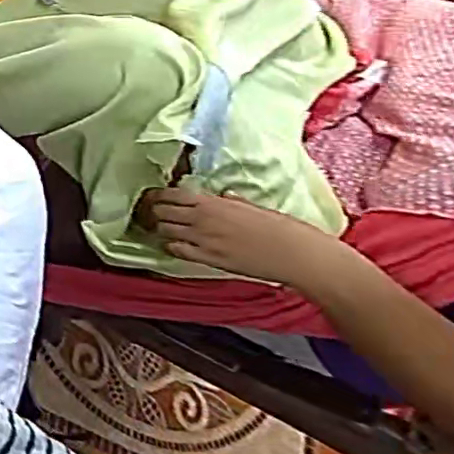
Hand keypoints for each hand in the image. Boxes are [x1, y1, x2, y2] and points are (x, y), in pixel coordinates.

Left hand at [136, 188, 366, 293]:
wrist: (301, 257)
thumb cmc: (285, 229)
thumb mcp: (255, 207)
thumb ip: (233, 201)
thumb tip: (225, 195)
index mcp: (212, 202)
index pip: (170, 194)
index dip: (157, 196)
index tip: (154, 197)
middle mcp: (202, 218)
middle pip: (160, 211)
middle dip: (153, 211)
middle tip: (152, 214)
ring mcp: (203, 239)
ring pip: (163, 229)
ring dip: (159, 228)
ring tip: (160, 229)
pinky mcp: (208, 259)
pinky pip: (175, 250)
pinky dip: (169, 246)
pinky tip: (173, 245)